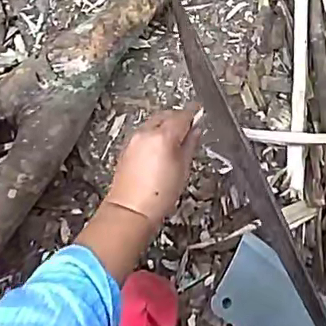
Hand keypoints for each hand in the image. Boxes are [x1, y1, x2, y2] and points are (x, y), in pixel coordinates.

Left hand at [105, 108, 198, 224]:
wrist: (131, 211)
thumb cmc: (158, 196)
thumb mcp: (184, 168)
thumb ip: (190, 144)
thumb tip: (195, 131)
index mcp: (164, 136)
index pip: (183, 115)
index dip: (193, 114)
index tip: (199, 114)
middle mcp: (147, 133)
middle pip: (167, 115)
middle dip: (179, 118)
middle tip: (190, 127)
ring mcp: (134, 140)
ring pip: (154, 122)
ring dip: (165, 125)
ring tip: (175, 140)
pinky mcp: (127, 148)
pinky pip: (144, 133)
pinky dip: (154, 134)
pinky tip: (160, 149)